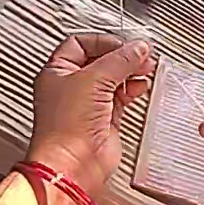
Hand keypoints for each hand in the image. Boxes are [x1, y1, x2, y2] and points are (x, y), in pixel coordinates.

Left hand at [27, 35, 156, 195]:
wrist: (73, 164)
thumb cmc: (66, 126)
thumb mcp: (94, 79)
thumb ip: (120, 59)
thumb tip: (138, 47)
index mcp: (57, 71)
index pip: (82, 43)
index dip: (104, 41)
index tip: (124, 44)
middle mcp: (71, 86)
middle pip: (101, 60)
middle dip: (122, 56)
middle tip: (140, 54)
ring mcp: (88, 103)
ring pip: (113, 77)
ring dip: (131, 71)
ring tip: (145, 67)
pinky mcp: (104, 118)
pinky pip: (122, 96)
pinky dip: (133, 88)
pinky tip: (141, 85)